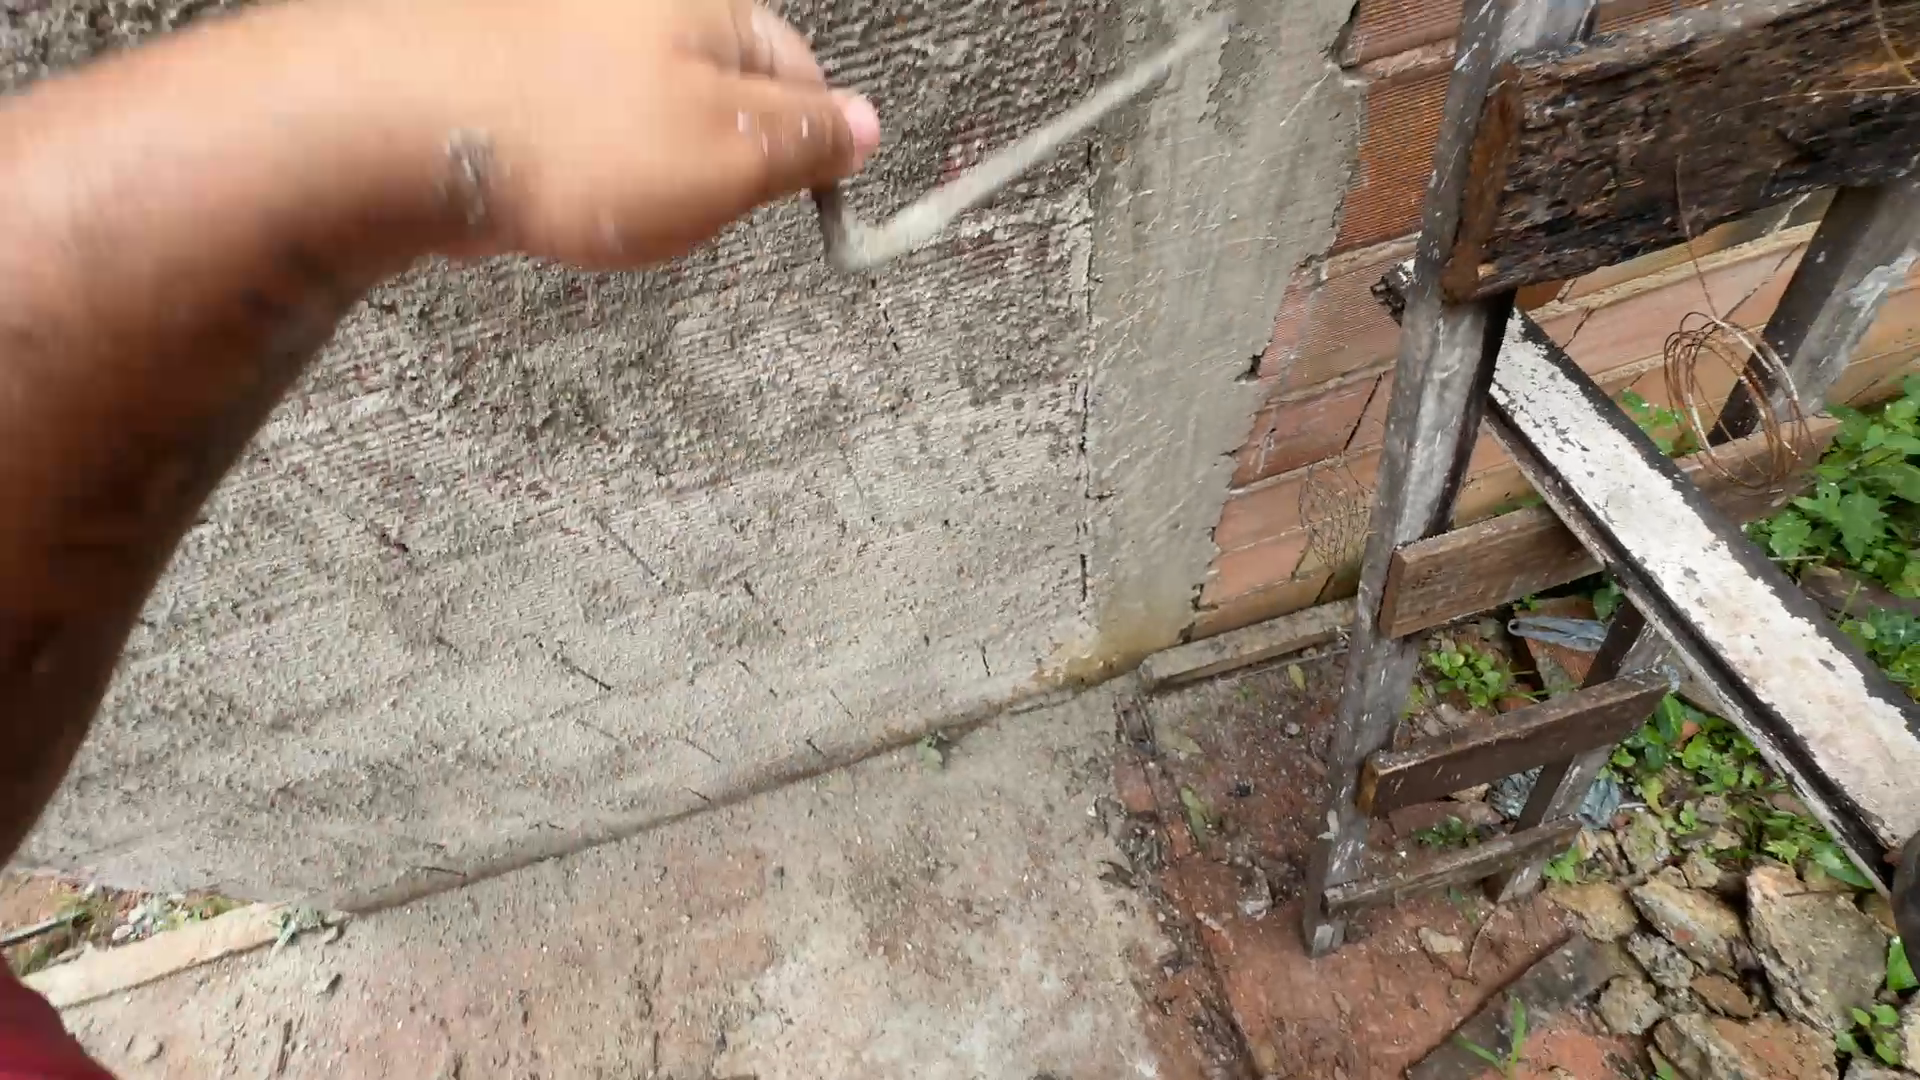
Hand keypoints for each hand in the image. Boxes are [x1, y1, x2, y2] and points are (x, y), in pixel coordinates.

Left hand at [359, 0, 881, 265]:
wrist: (410, 136)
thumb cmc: (586, 147)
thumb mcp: (732, 154)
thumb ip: (809, 140)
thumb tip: (866, 127)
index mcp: (707, 8)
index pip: (804, 74)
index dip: (817, 145)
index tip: (808, 199)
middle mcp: (646, 3)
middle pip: (738, 90)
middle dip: (740, 159)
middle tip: (710, 205)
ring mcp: (583, 30)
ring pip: (673, 113)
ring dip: (679, 170)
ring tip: (642, 204)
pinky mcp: (533, 66)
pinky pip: (611, 122)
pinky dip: (620, 165)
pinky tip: (594, 191)